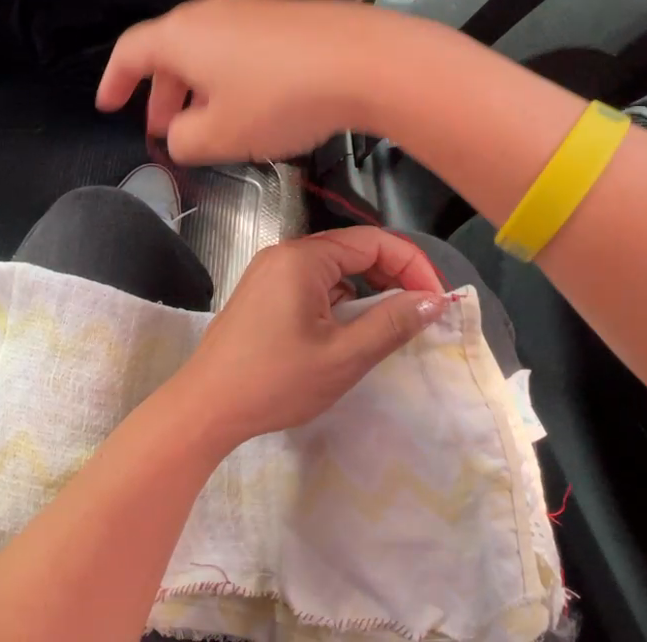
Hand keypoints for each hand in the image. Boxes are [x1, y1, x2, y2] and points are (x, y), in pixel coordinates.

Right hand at [96, 0, 414, 163]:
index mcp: (182, 35)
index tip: (108, 102)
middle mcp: (211, 12)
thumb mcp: (219, 136)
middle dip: (160, 92)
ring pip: (207, 48)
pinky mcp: (286, 17)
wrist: (367, 62)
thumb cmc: (284, 96)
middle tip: (161, 126)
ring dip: (196, 86)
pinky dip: (230, 75)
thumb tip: (179, 134)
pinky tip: (250, 106)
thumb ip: (183, 140)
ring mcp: (251, 9)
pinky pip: (240, 45)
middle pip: (169, 49)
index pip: (130, 52)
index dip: (114, 81)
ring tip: (206, 123)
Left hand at [168, 227, 449, 448]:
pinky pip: (313, 283)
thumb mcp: (343, 356)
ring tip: (395, 322)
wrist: (207, 405)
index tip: (439, 301)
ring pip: (333, 268)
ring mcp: (269, 273)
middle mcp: (283, 254)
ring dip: (368, 288)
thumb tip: (434, 299)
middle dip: (394, 275)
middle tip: (424, 312)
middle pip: (352, 249)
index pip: (373, 241)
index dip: (413, 265)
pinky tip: (353, 327)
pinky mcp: (263, 293)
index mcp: (301, 258)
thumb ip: (391, 323)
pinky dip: (341, 298)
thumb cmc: (276, 380)